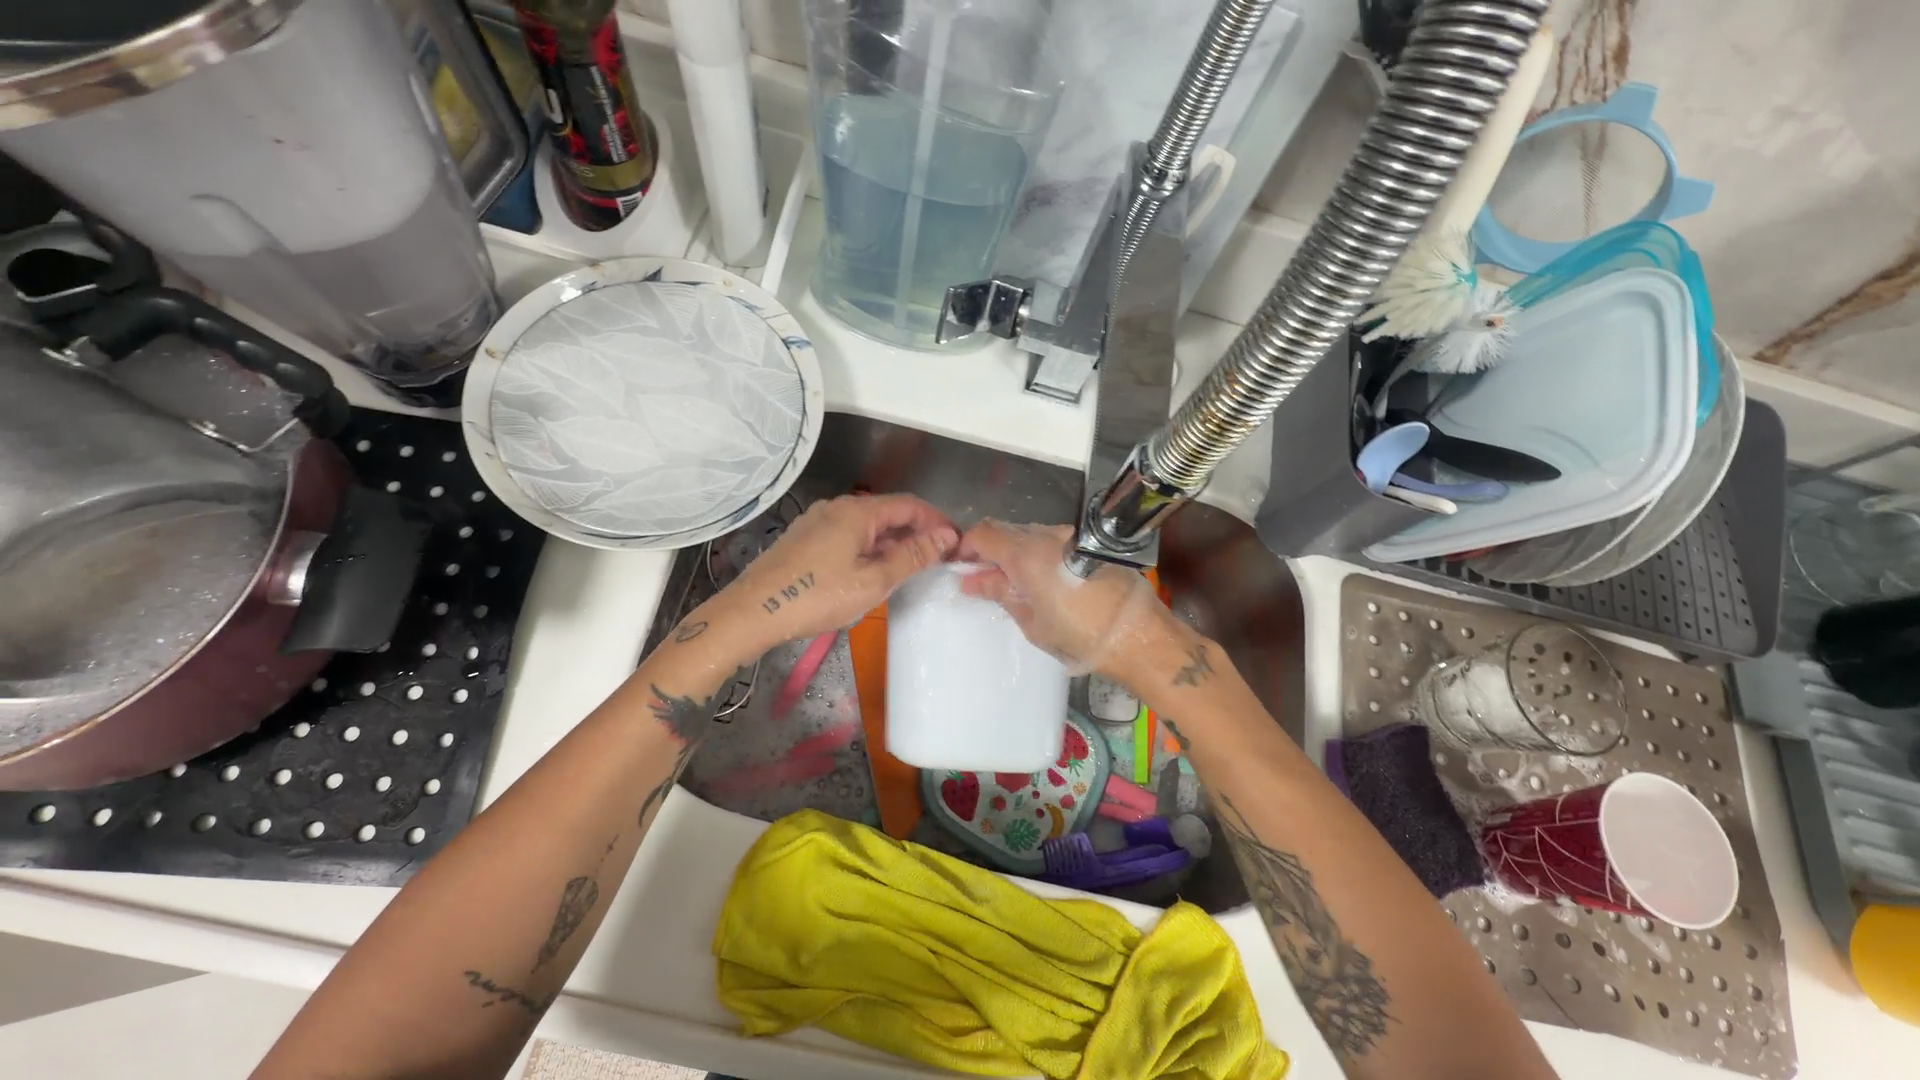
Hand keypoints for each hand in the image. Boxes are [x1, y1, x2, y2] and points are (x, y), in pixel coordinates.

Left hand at [704, 494, 957, 654]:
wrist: (753, 611)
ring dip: (892, 542)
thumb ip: (912, 557)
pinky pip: (847, 536)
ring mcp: (817, 522)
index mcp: (857, 511)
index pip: (909, 505)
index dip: (937, 521)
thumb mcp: (874, 581)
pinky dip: (869, 548)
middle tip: (938, 558)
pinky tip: (873, 572)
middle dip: (916, 532)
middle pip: (887, 512)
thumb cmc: (817, 596)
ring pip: (866, 526)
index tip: (957, 542)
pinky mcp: (804, 539)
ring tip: (910, 568)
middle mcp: (837, 507)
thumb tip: (946, 536)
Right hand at [953, 520, 1178, 676]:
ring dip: (1015, 554)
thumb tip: (973, 581)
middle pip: (1006, 530)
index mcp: (1027, 553)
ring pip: (1031, 536)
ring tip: (1012, 585)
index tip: (960, 567)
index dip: (966, 547)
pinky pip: (1052, 544)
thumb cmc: (1080, 637)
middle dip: (989, 551)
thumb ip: (1000, 594)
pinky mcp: (1089, 547)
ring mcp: (1071, 538)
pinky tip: (1041, 583)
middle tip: (982, 579)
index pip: (983, 533)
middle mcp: (1048, 536)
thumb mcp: (1032, 622)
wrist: (1139, 637)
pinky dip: (1038, 557)